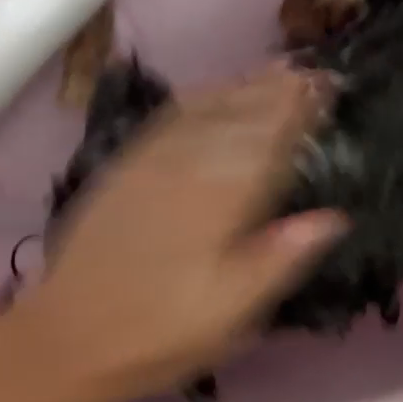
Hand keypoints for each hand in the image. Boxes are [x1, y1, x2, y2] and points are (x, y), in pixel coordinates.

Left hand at [8, 66, 347, 401]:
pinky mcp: (129, 163)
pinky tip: (214, 88)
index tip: (326, 86)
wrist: (68, 334)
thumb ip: (281, 257)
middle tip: (309, 69)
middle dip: (279, 89)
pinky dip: (201, 95)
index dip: (300, 109)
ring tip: (275, 68)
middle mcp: (191, 167)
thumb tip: (334, 218)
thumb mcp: (230, 312)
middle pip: (242, 115)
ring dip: (245, 85)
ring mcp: (156, 160)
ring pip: (210, 108)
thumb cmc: (161, 332)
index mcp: (222, 201)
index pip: (270, 140)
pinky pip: (172, 116)